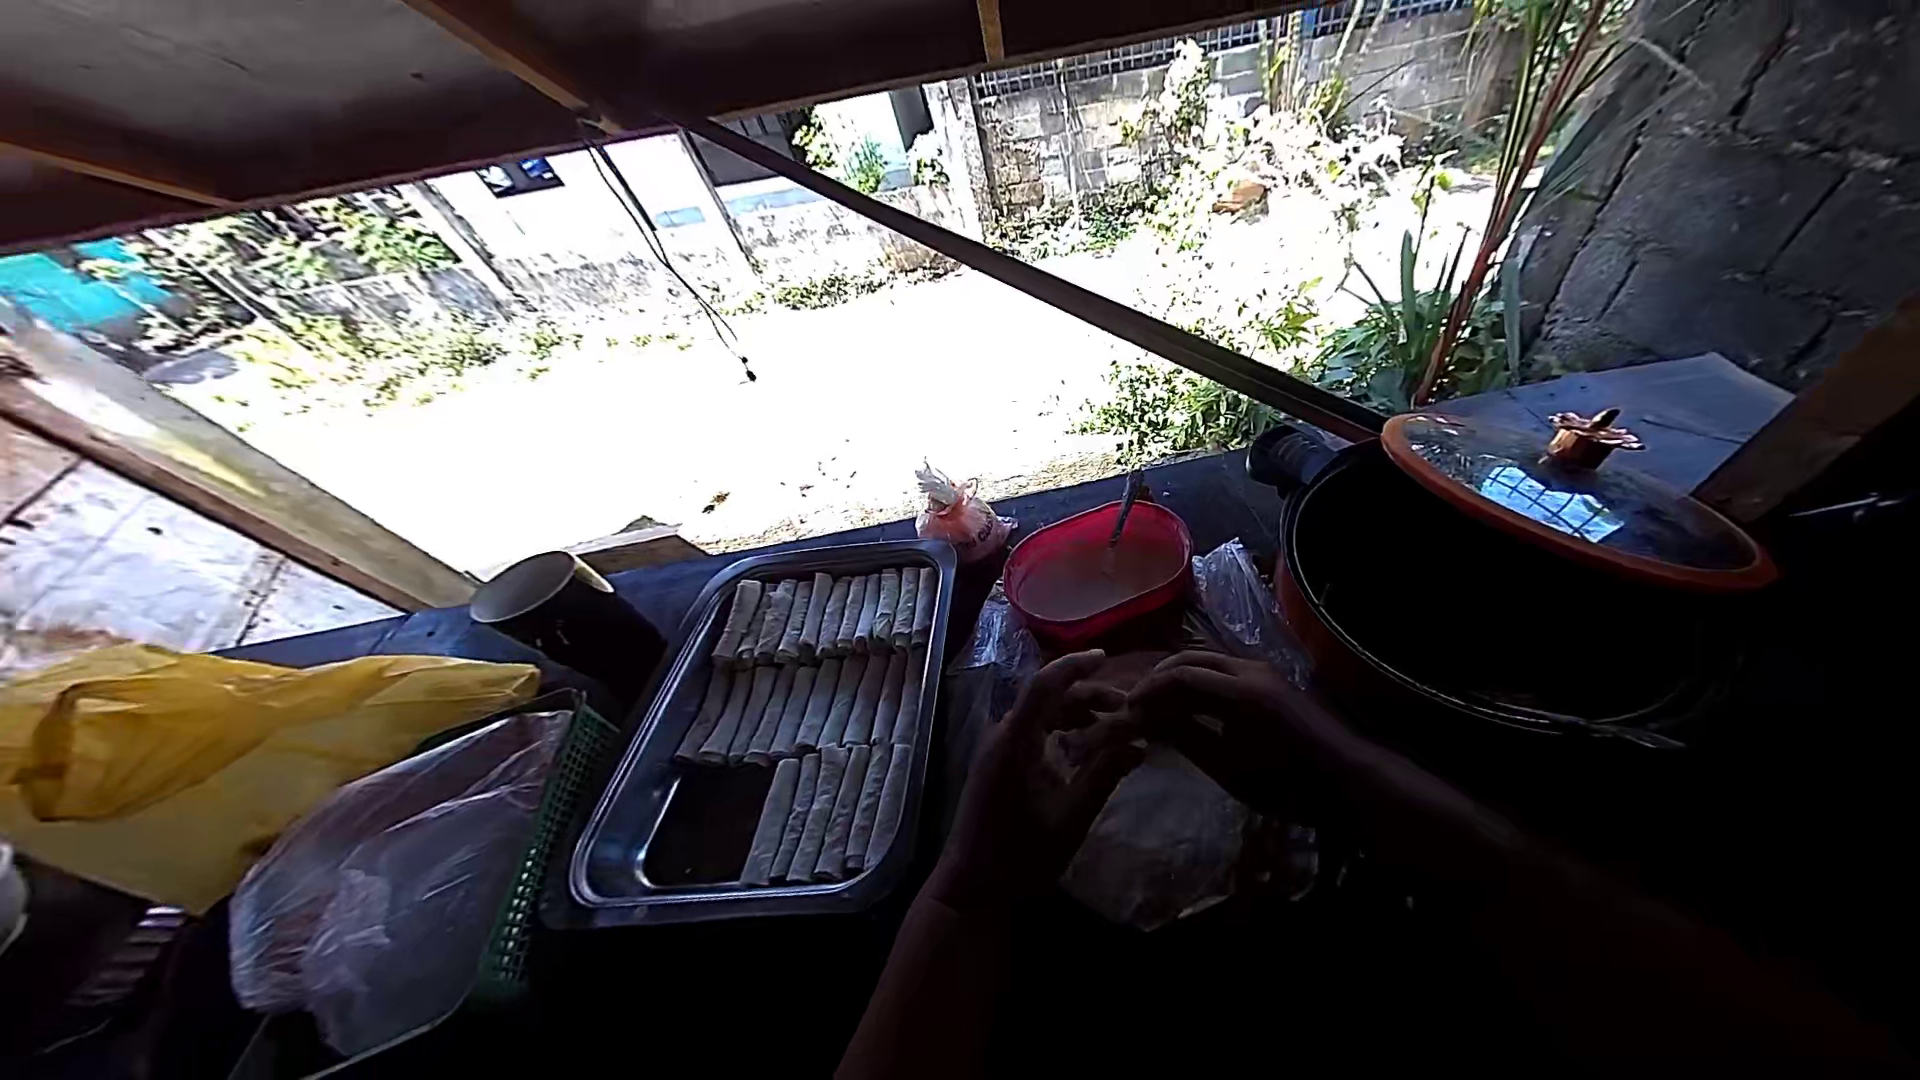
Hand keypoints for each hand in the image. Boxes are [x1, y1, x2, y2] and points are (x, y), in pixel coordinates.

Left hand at [926, 649, 1142, 913]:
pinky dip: (1059, 729)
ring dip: (1074, 713)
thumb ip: (1103, 777)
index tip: (1104, 656)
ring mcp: (996, 747)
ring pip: (1039, 713)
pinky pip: (1031, 730)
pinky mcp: (997, 761)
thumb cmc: (1020, 856)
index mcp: (1015, 740)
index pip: (1044, 685)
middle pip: (1045, 697)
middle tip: (1126, 708)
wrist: (971, 885)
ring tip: (1112, 727)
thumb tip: (1138, 745)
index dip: (1074, 665)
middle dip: (1086, 695)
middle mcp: (1002, 734)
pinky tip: (1084, 746)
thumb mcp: (1070, 819)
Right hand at [1124, 651, 1351, 816]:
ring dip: (1177, 675)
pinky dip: (1198, 678)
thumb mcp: (1231, 770)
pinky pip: (1222, 668)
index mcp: (1241, 693)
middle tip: (1138, 703)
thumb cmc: (1292, 786)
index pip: (1179, 676)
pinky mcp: (1270, 679)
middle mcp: (1250, 670)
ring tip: (1159, 702)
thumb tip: (1146, 720)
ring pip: (1206, 659)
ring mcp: (1263, 671)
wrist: (1355, 784)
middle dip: (1159, 677)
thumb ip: (1187, 737)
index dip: (1149, 690)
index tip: (1129, 710)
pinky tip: (1190, 702)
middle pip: (1190, 658)